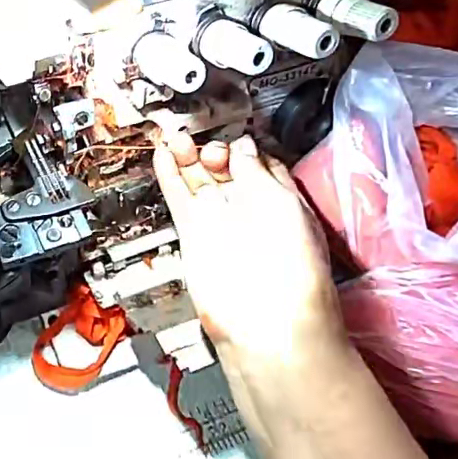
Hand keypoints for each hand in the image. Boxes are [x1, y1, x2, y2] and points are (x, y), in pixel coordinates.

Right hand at [153, 132, 346, 370]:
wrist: (268, 324)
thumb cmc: (293, 270)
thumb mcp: (282, 203)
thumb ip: (255, 171)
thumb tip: (240, 149)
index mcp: (278, 198)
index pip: (256, 160)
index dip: (242, 145)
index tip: (232, 134)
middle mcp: (248, 207)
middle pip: (223, 166)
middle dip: (213, 148)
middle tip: (207, 144)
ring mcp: (220, 220)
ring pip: (198, 177)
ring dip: (187, 154)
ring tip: (176, 136)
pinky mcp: (194, 232)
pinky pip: (178, 194)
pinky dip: (169, 174)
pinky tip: (164, 155)